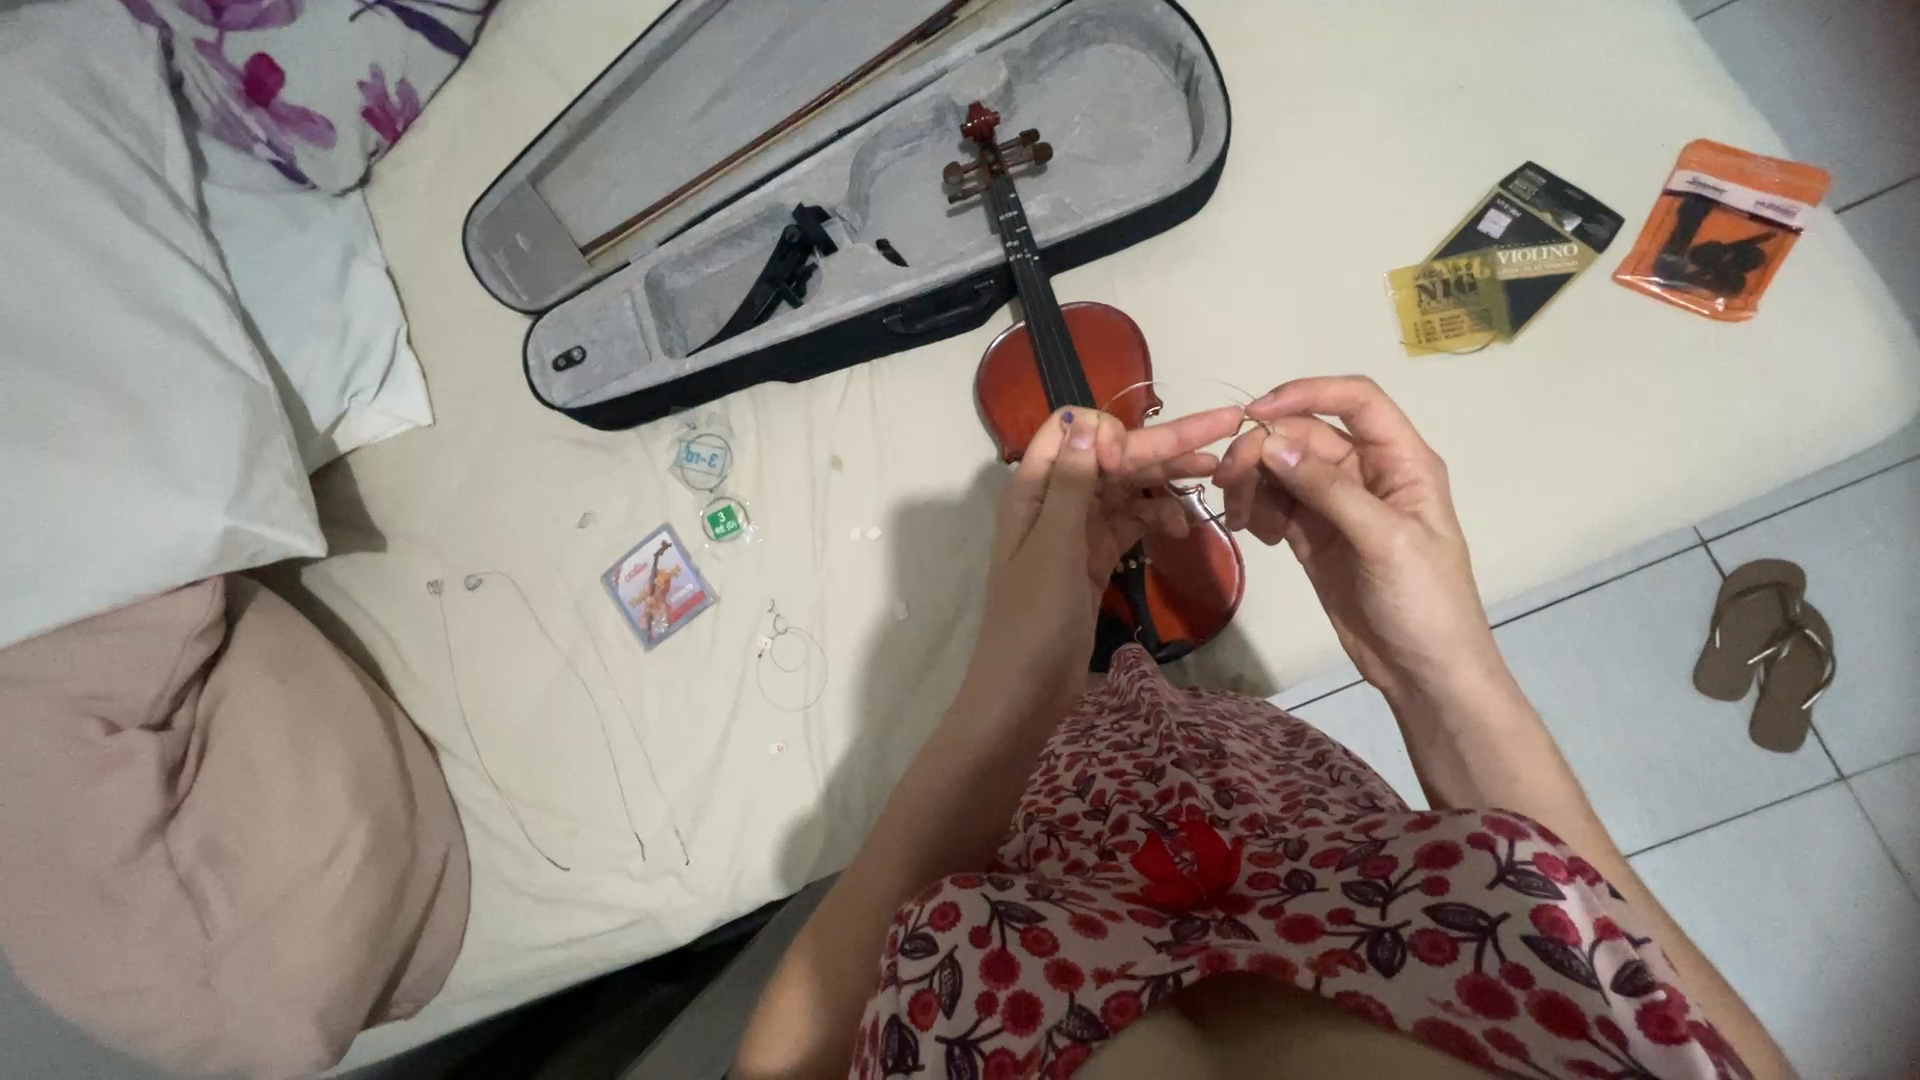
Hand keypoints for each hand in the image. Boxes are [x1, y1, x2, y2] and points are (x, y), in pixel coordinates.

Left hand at [964, 406, 1241, 718]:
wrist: (1026, 687)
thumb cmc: (1033, 616)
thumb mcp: (1054, 545)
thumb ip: (1072, 483)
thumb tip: (1086, 419)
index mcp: (1033, 488)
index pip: (1070, 430)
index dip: (1108, 431)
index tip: (1134, 458)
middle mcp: (1054, 499)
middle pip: (1110, 457)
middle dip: (1161, 443)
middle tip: (1224, 425)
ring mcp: (1076, 529)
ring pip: (1126, 489)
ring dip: (1165, 481)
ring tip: (1215, 475)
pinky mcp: (1095, 557)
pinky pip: (1130, 523)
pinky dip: (1155, 518)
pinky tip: (1181, 527)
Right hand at [1211, 376, 1502, 704]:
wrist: (1422, 670)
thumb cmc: (1424, 601)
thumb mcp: (1384, 540)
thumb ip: (1328, 490)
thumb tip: (1271, 445)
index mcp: (1401, 461)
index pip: (1355, 401)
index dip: (1306, 394)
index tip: (1253, 416)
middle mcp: (1366, 473)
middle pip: (1304, 436)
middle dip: (1261, 451)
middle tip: (1225, 481)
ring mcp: (1335, 505)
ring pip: (1282, 470)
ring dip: (1253, 485)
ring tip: (1240, 520)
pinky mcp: (1311, 535)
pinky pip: (1275, 506)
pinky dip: (1257, 513)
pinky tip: (1256, 537)